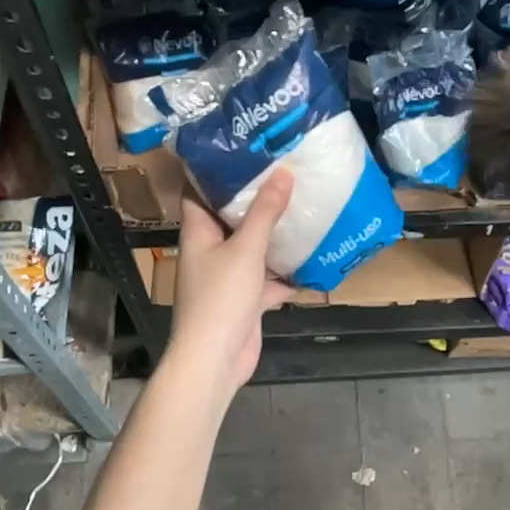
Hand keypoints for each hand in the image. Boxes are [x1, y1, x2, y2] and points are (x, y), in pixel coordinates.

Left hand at [168, 170, 296, 399]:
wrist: (214, 361)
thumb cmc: (220, 298)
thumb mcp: (246, 249)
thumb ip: (265, 212)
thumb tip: (283, 173)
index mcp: (198, 232)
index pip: (198, 191)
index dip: (215, 170)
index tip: (242, 149)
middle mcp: (210, 250)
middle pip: (230, 217)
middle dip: (255, 199)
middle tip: (284, 172)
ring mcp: (227, 276)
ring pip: (252, 247)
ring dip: (273, 233)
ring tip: (302, 206)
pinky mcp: (245, 300)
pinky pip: (267, 277)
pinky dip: (286, 271)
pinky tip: (312, 257)